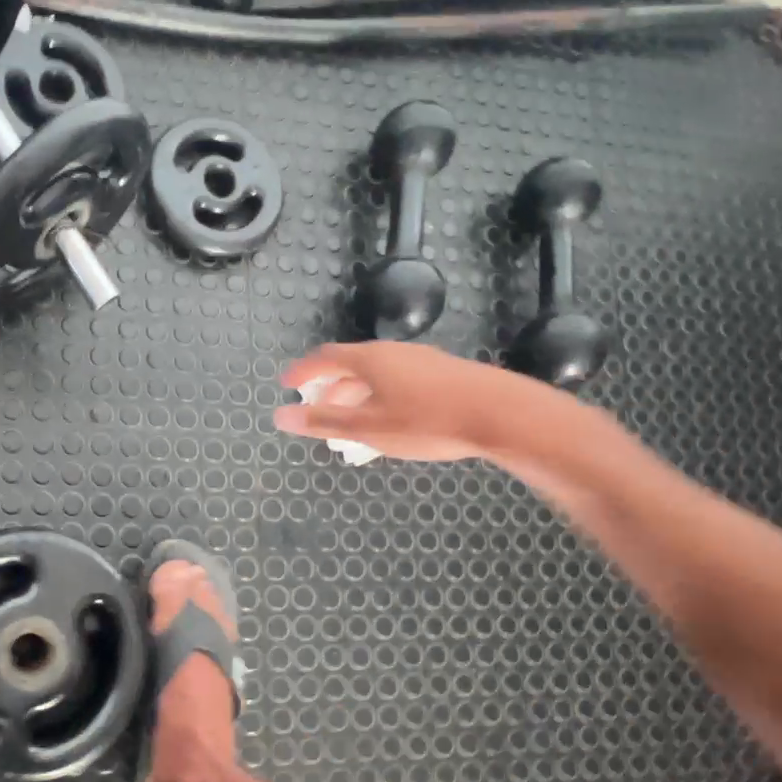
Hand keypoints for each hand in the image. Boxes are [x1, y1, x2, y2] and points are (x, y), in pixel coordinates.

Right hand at [273, 342, 566, 462]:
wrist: (502, 414)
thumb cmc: (427, 421)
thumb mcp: (368, 427)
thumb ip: (323, 423)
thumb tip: (279, 416)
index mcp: (370, 360)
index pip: (325, 358)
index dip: (303, 372)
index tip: (287, 386)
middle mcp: (393, 353)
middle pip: (351, 365)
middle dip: (329, 388)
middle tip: (315, 410)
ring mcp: (421, 362)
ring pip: (376, 375)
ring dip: (355, 395)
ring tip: (348, 422)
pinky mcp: (443, 375)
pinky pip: (397, 381)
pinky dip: (379, 397)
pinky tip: (387, 420)